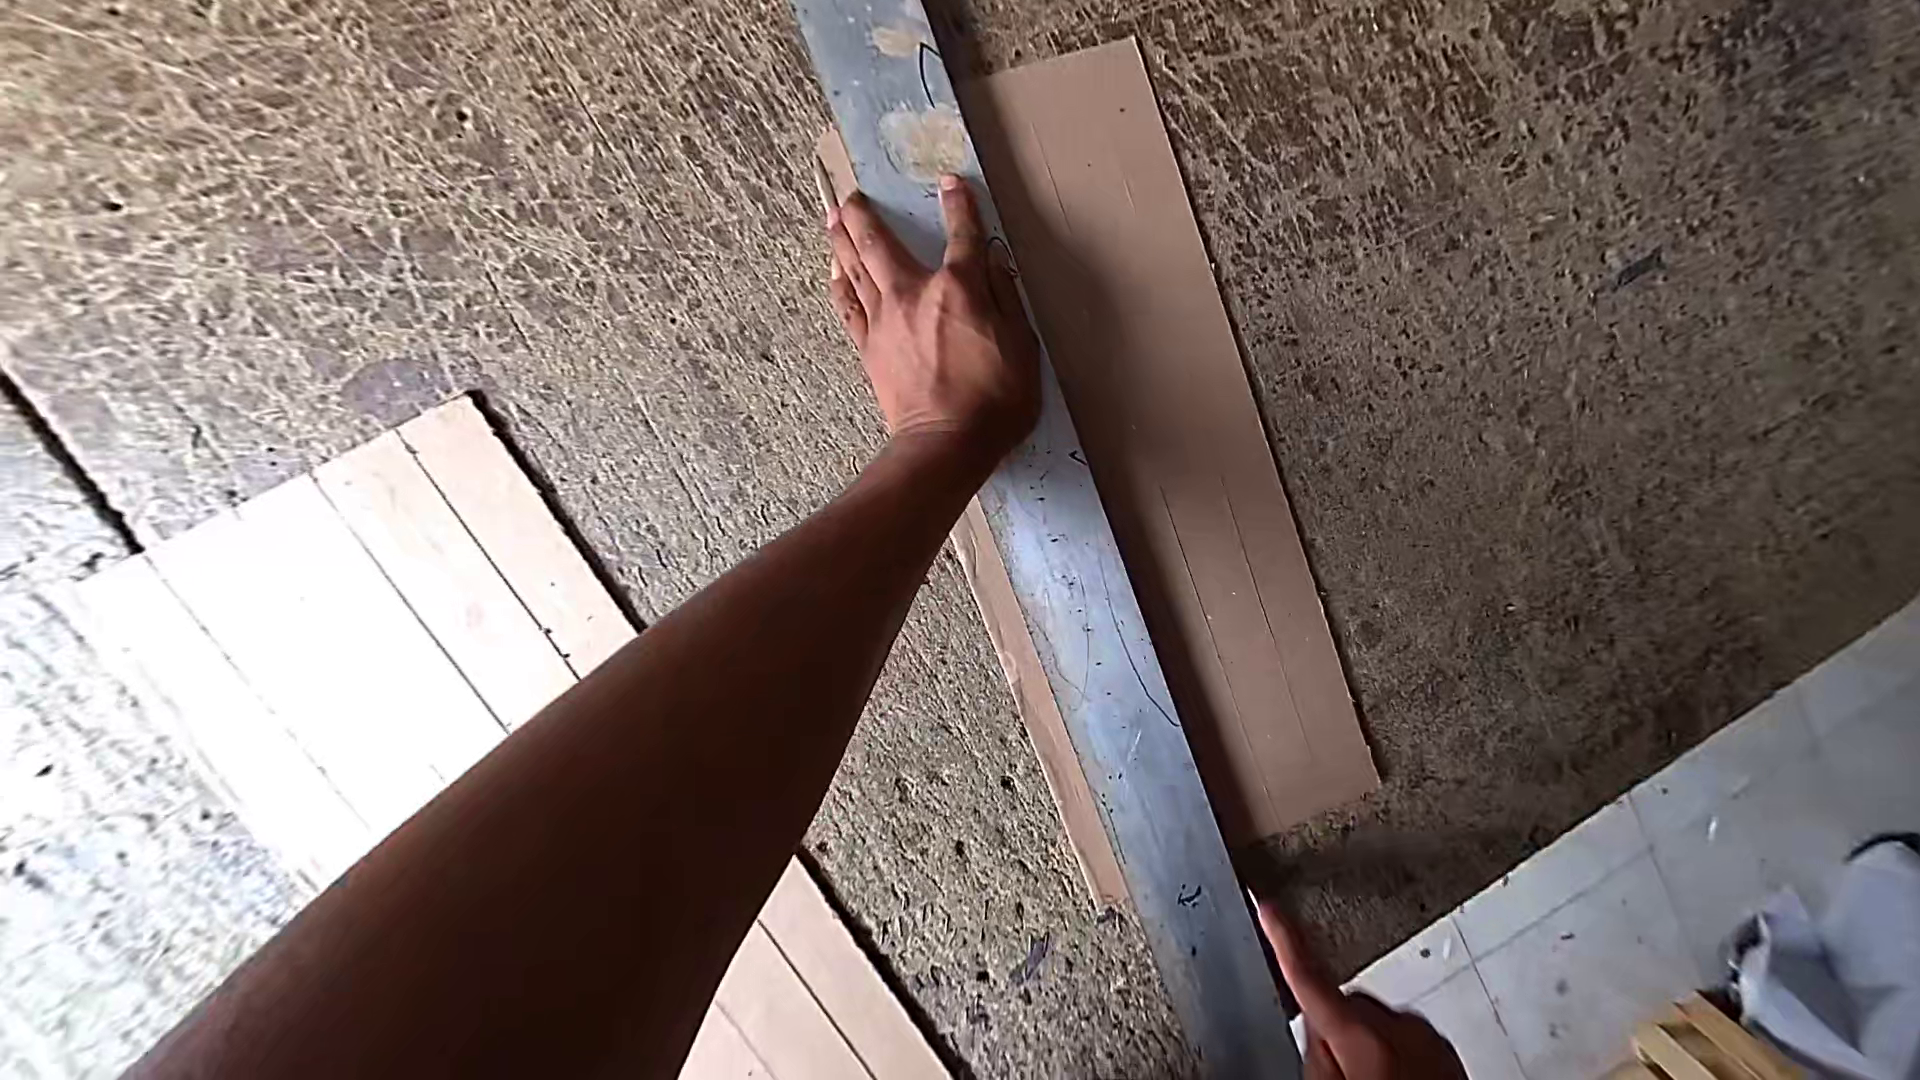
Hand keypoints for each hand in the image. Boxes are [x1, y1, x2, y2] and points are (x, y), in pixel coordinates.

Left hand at [826, 176, 1039, 466]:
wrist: (947, 443)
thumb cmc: (994, 401)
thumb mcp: (1022, 347)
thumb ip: (1007, 299)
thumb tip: (995, 262)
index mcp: (959, 289)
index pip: (961, 234)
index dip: (959, 205)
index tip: (951, 184)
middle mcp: (915, 294)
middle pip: (880, 243)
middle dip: (866, 213)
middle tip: (853, 194)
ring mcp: (886, 321)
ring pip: (856, 268)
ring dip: (843, 238)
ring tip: (833, 218)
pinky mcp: (869, 349)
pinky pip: (848, 308)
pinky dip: (839, 286)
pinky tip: (834, 273)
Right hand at [1254, 896, 1468, 1079]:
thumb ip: (1315, 1052)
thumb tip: (1317, 1024)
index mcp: (1367, 1040)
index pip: (1308, 975)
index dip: (1282, 938)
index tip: (1266, 905)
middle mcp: (1404, 1030)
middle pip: (1344, 1003)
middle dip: (1336, 1029)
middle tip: (1342, 1075)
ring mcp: (1432, 1041)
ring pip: (1373, 1019)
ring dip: (1368, 1043)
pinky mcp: (1449, 1055)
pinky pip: (1403, 1036)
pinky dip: (1393, 1053)